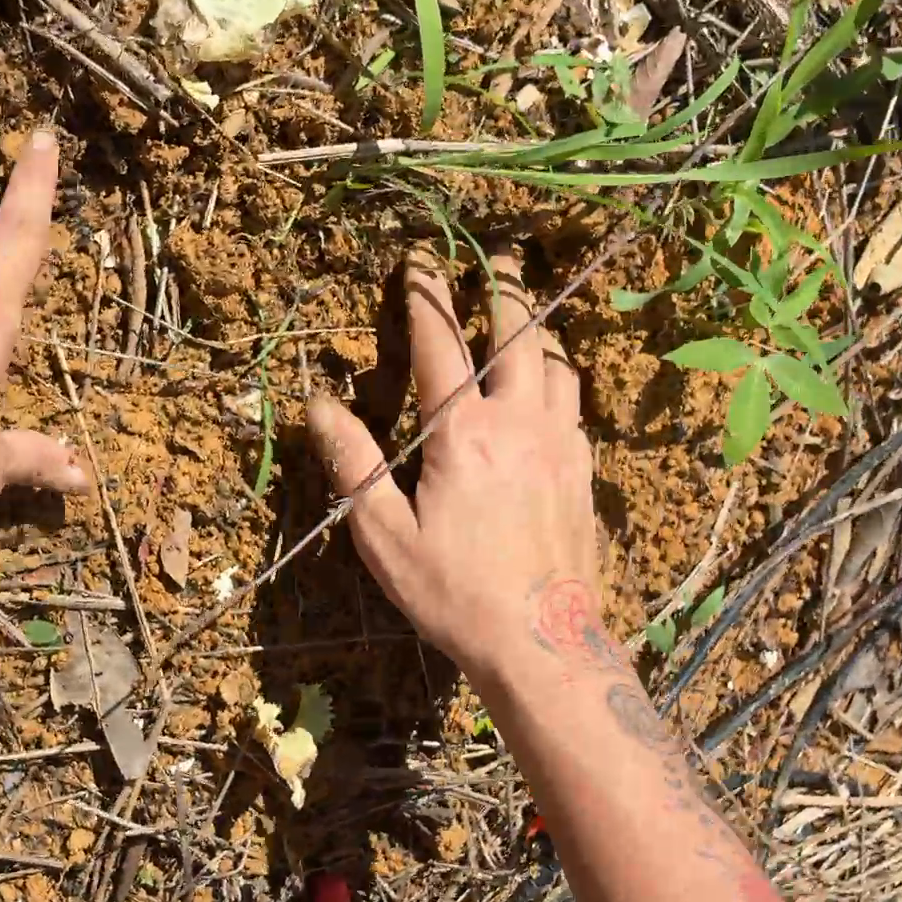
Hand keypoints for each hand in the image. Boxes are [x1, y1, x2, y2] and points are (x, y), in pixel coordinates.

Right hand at [307, 250, 612, 686]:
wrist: (543, 644)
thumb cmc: (453, 593)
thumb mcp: (384, 534)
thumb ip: (354, 464)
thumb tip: (318, 405)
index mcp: (463, 434)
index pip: (441, 345)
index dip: (427, 298)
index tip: (418, 262)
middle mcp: (519, 424)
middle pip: (518, 335)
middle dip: (503, 289)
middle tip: (496, 256)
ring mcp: (561, 445)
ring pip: (558, 364)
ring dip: (539, 329)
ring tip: (526, 312)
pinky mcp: (583, 471)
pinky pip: (575, 404)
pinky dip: (559, 377)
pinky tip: (550, 387)